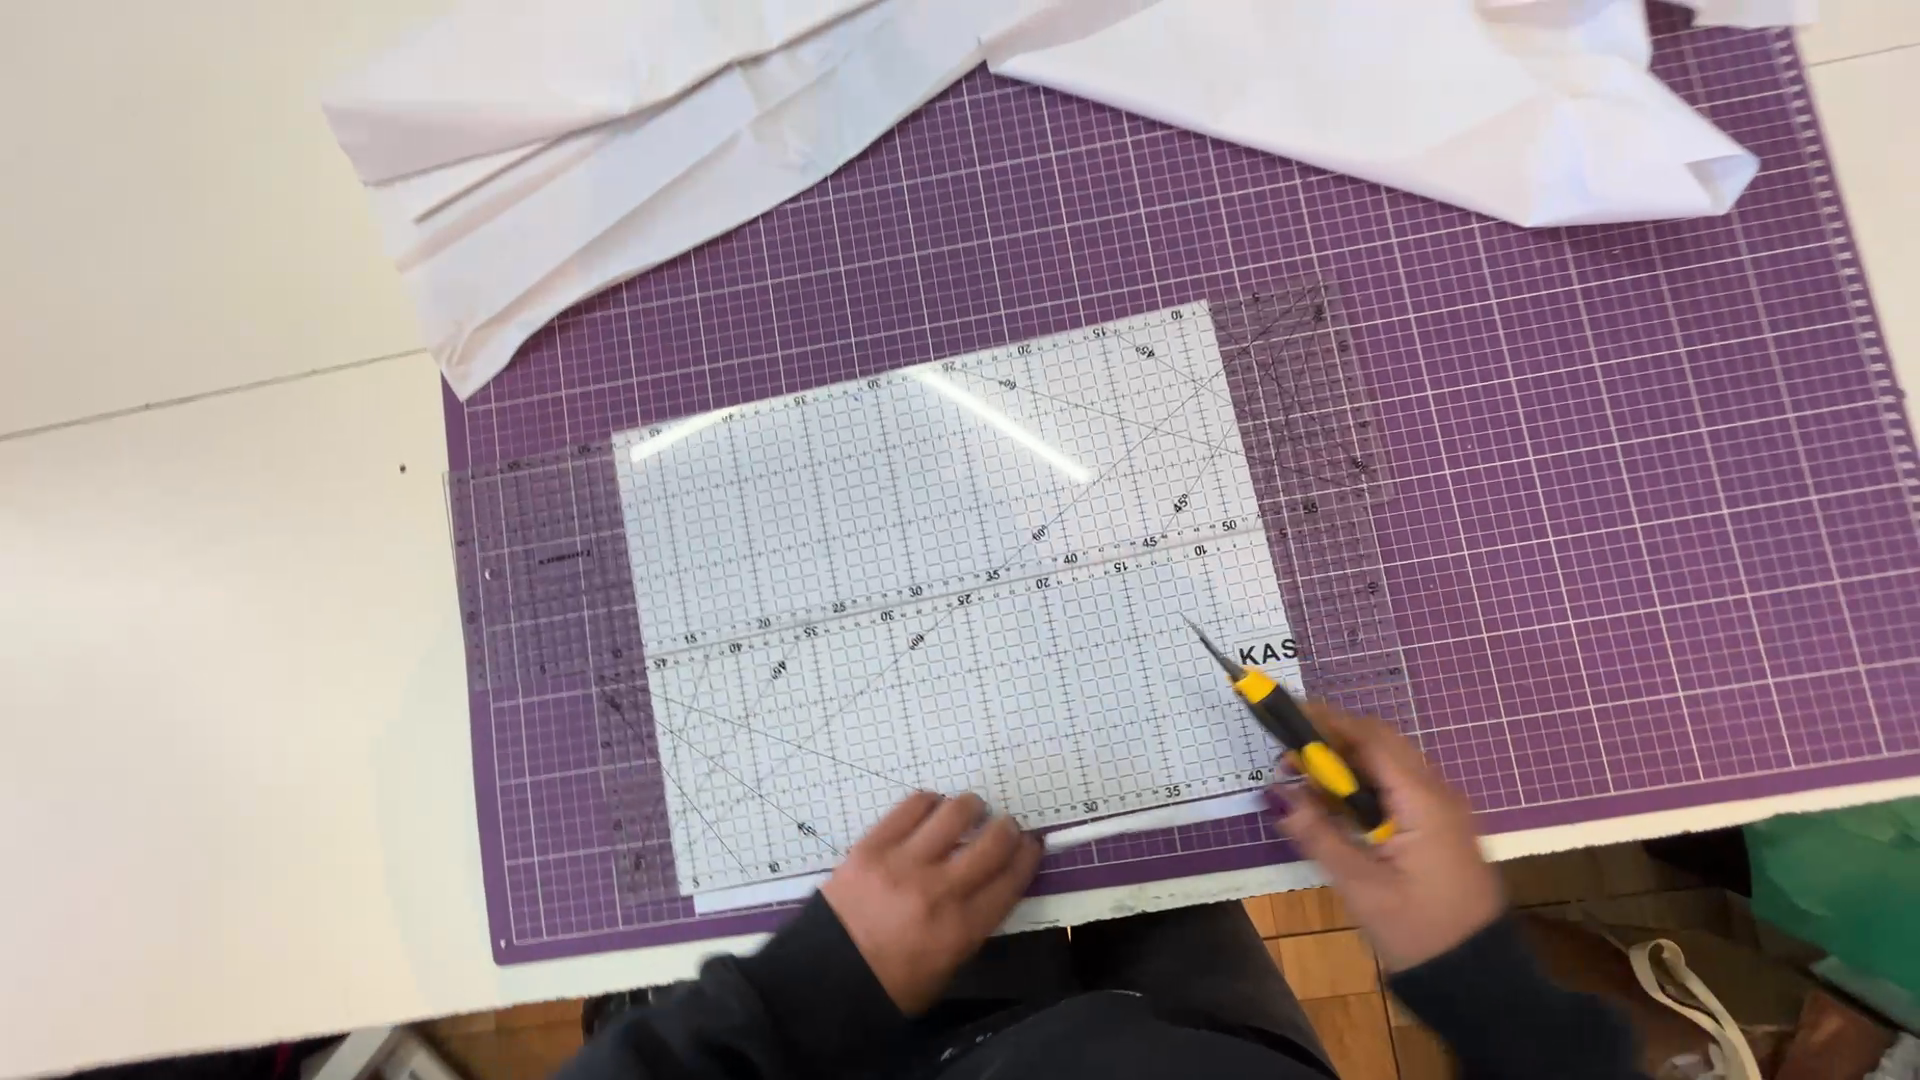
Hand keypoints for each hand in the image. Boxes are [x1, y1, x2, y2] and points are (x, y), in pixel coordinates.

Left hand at [821, 791, 1043, 1014]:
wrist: (822, 981)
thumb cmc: (889, 985)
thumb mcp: (946, 970)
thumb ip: (972, 925)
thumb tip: (991, 882)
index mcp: (961, 931)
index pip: (1011, 880)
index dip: (1028, 856)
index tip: (1031, 843)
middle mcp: (939, 892)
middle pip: (992, 843)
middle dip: (1007, 829)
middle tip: (1004, 826)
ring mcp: (904, 864)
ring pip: (955, 813)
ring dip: (971, 807)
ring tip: (970, 811)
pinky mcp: (872, 845)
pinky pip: (912, 806)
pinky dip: (930, 802)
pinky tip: (933, 808)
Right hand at [1270, 707, 1504, 971]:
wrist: (1479, 980)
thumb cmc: (1418, 931)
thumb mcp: (1360, 885)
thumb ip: (1318, 834)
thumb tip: (1276, 793)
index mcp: (1423, 802)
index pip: (1371, 739)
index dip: (1327, 722)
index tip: (1286, 718)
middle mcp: (1439, 793)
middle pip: (1381, 741)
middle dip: (1333, 737)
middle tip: (1290, 753)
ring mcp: (1444, 808)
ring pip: (1390, 759)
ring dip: (1347, 758)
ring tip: (1306, 777)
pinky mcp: (1440, 824)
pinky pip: (1398, 782)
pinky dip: (1364, 779)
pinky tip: (1336, 801)